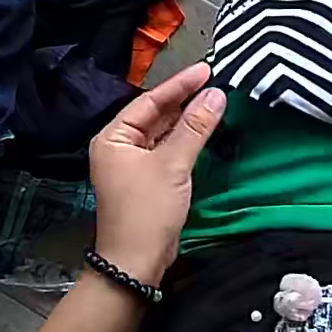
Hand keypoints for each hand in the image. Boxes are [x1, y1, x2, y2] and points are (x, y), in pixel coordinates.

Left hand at [88, 61, 225, 283]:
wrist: (136, 262)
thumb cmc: (147, 210)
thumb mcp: (173, 165)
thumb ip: (195, 127)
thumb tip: (217, 94)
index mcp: (114, 137)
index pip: (150, 102)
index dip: (180, 85)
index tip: (207, 69)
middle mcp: (120, 146)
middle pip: (156, 115)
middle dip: (185, 100)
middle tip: (216, 82)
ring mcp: (134, 164)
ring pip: (164, 133)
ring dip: (188, 120)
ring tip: (216, 100)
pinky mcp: (149, 179)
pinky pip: (169, 150)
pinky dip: (187, 140)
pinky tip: (206, 129)